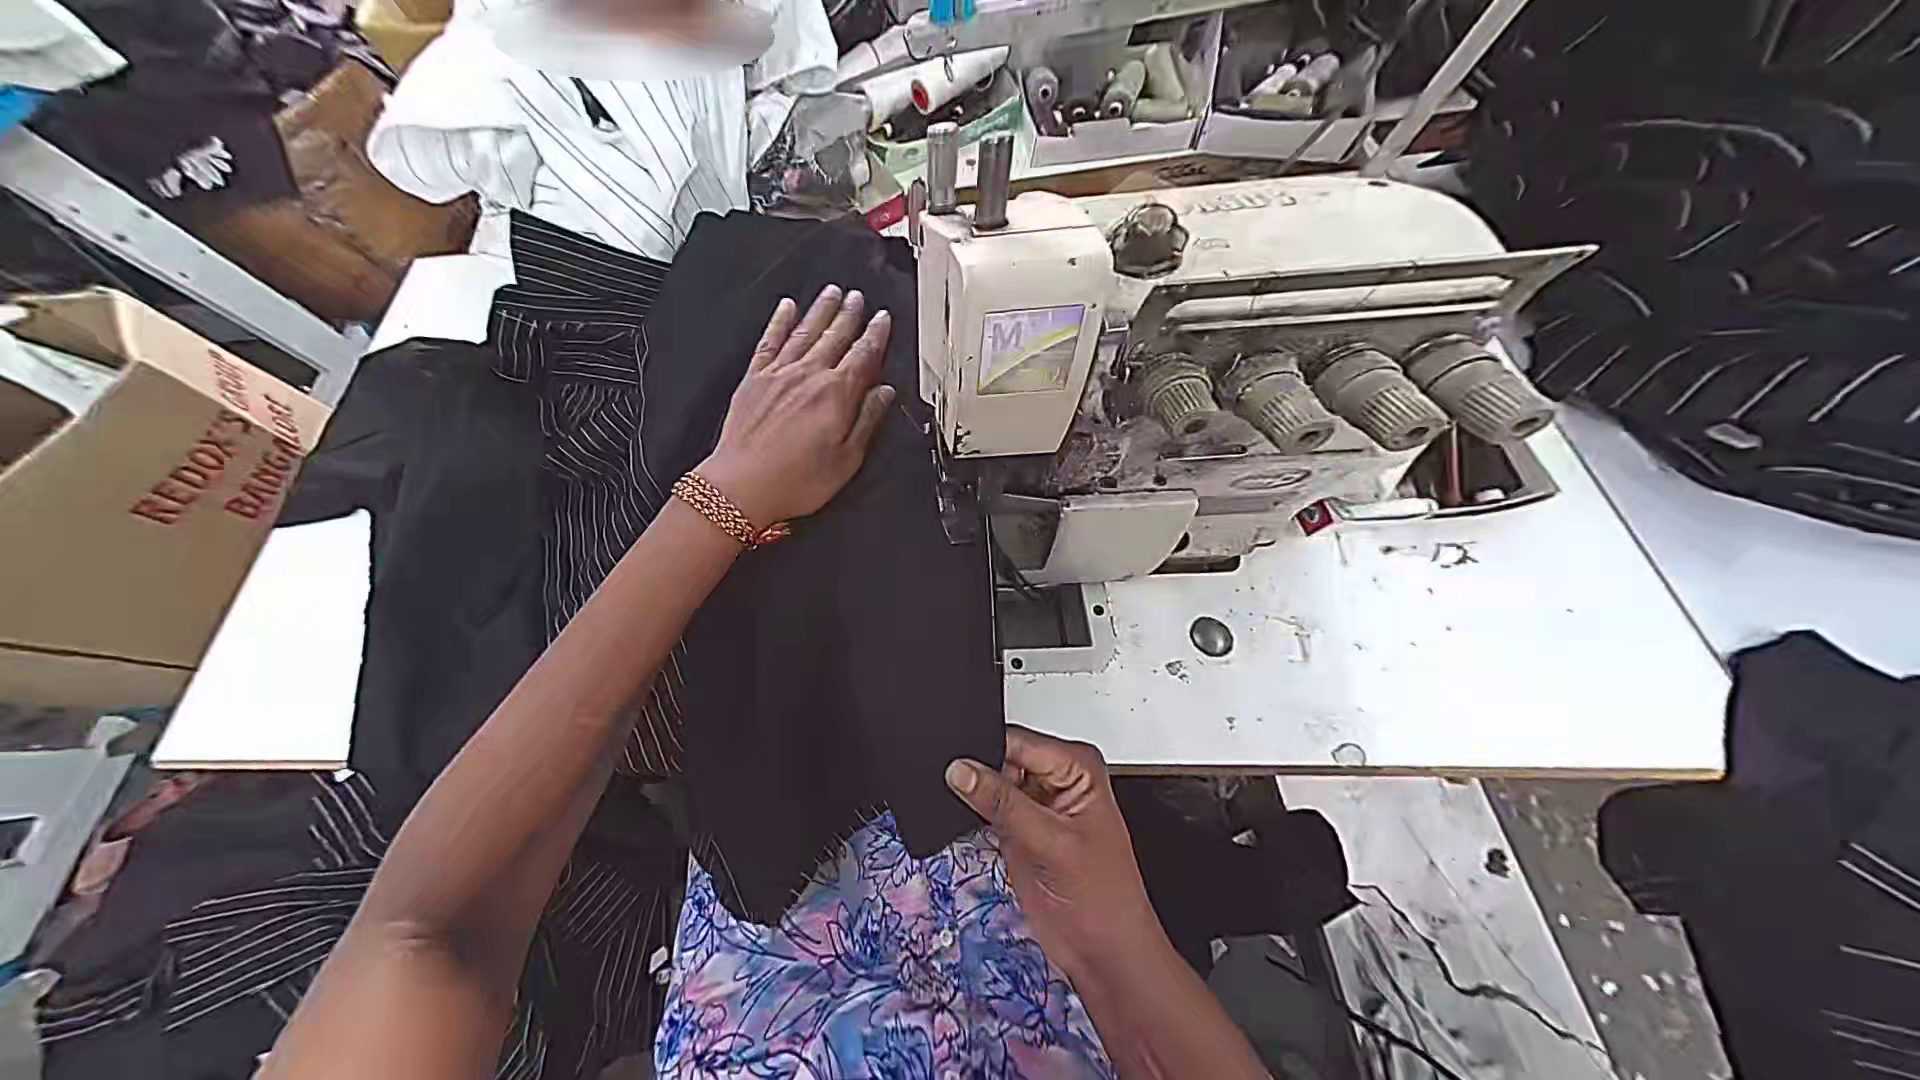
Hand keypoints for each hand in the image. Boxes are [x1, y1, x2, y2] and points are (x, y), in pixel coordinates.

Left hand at [696, 286, 893, 527]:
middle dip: (850, 315)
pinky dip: (780, 321)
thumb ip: (867, 420)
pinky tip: (787, 308)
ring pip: (806, 331)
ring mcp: (779, 374)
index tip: (882, 320)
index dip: (876, 335)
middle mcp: (808, 376)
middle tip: (859, 297)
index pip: (864, 356)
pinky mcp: (754, 379)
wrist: (743, 485)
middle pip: (835, 336)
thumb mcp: (847, 459)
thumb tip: (884, 394)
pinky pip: (770, 340)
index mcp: (836, 395)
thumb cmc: (795, 479)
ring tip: (833, 292)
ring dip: (821, 310)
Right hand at [945, 727, 1162, 981]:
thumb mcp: (1051, 843)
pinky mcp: (1018, 826)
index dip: (985, 750)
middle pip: (1000, 755)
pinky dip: (974, 815)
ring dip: (976, 796)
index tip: (957, 766)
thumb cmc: (1103, 900)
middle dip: (978, 773)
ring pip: (989, 781)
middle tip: (963, 794)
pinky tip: (978, 831)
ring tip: (981, 820)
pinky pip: (985, 807)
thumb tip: (962, 770)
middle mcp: (1056, 777)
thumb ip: (1003, 803)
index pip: (1018, 740)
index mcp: (1077, 765)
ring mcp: (1035, 802)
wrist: (1102, 954)